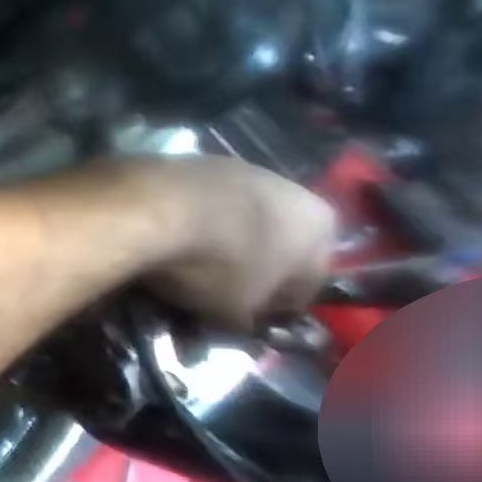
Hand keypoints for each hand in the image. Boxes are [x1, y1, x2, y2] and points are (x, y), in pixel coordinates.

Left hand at [131, 156, 338, 328]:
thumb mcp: (239, 314)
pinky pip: (206, 206)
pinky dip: (196, 223)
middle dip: (253, 269)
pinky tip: (172, 242)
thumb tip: (241, 319)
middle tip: (222, 297)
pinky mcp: (201, 161)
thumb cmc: (220, 266)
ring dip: (223, 243)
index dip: (279, 306)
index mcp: (322, 225)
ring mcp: (244, 169)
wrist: (159, 208)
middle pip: (276, 244)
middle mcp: (293, 188)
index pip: (309, 280)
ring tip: (191, 270)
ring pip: (241, 221)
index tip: (252, 320)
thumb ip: (249, 319)